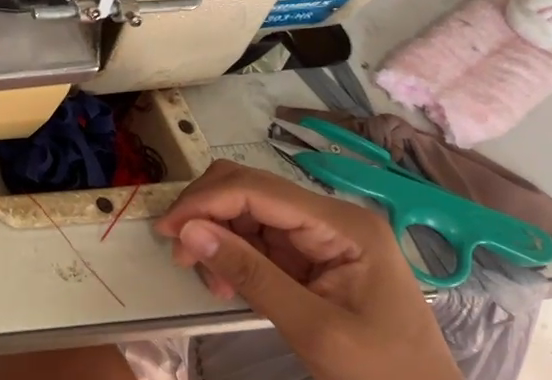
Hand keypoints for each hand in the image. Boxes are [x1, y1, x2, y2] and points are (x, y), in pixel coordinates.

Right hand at [154, 161, 460, 379]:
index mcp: (343, 225)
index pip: (255, 190)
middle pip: (247, 189)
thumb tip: (186, 230)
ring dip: (216, 237)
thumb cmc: (384, 373)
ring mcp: (322, 235)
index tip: (167, 231)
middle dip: (206, 214)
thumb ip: (251, 276)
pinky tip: (227, 284)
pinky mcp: (312, 255)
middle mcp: (331, 218)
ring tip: (209, 280)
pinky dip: (232, 255)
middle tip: (181, 253)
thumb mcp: (316, 331)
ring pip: (245, 211)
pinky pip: (256, 238)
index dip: (204, 202)